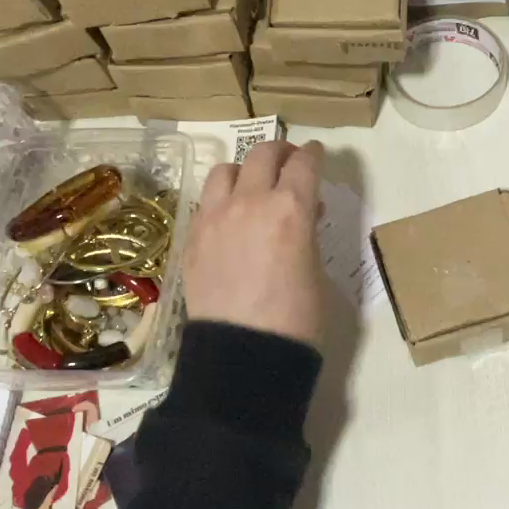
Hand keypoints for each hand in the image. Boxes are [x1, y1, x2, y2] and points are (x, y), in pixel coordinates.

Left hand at [181, 140, 323, 346]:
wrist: (243, 357)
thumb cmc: (296, 321)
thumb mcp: (317, 271)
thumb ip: (308, 234)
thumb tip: (301, 217)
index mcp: (291, 208)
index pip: (304, 163)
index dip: (314, 155)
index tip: (317, 155)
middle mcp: (250, 201)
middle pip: (262, 154)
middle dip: (280, 152)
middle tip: (289, 162)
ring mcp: (215, 217)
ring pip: (226, 170)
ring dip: (244, 171)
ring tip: (253, 186)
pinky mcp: (192, 238)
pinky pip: (206, 202)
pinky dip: (222, 199)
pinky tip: (229, 217)